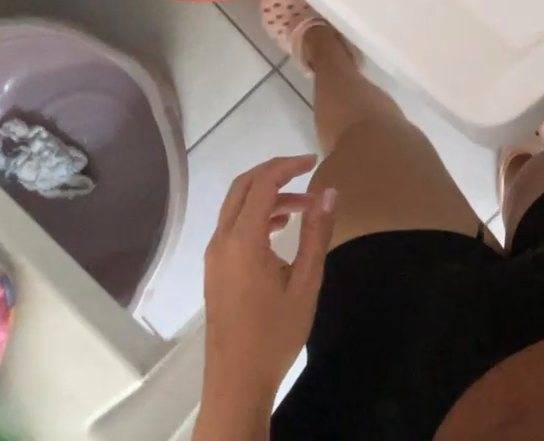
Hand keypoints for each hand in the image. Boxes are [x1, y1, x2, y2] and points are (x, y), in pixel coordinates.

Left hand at [199, 156, 336, 433]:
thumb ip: (316, 233)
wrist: (236, 382)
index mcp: (242, 240)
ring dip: (267, 195)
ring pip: (236, 205)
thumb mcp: (306, 283)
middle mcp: (221, 241)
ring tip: (303, 206)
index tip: (314, 161)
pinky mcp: (215, 269)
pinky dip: (256, 214)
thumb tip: (329, 193)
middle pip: (242, 186)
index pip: (263, 184)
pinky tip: (281, 227)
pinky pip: (233, 225)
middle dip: (274, 171)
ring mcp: (214, 256)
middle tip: (305, 169)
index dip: (288, 166)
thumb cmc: (275, 334)